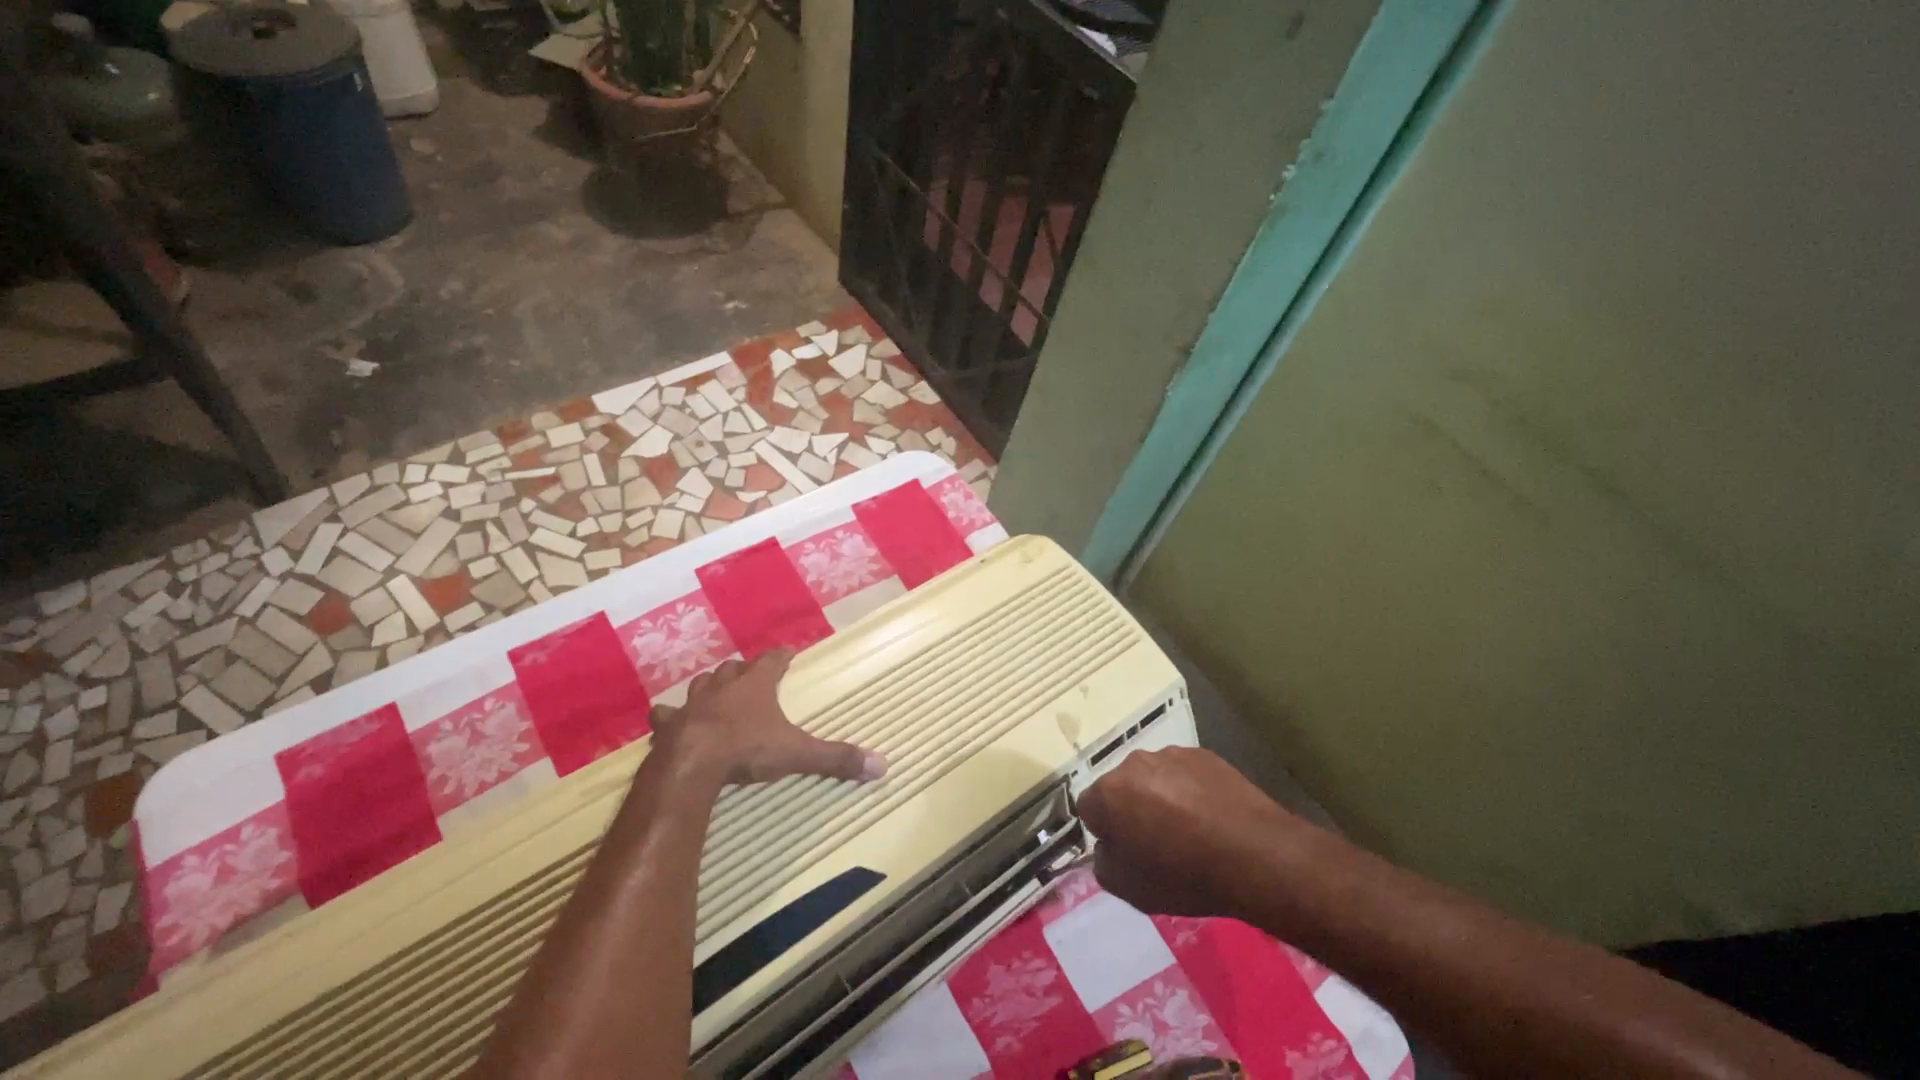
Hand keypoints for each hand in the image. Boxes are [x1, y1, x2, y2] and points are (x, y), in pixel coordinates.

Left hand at [650, 650, 886, 785]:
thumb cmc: (748, 749)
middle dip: (743, 670)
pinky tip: (668, 719)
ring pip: (701, 685)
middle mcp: (723, 687)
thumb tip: (882, 765)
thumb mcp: (798, 754)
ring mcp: (692, 704)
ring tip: (715, 692)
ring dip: (710, 687)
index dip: (781, 656)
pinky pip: (667, 715)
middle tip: (750, 674)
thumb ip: (837, 758)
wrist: (693, 763)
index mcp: (756, 686)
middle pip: (733, 669)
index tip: (787, 652)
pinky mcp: (668, 725)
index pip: (772, 661)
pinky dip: (670, 716)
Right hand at [1078, 746, 1304, 918]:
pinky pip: (1185, 773)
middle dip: (1131, 809)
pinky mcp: (1205, 754)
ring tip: (1190, 829)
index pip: (1088, 809)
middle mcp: (1133, 763)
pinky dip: (1190, 790)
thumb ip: (1103, 861)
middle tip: (1157, 841)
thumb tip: (1110, 845)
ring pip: (1153, 777)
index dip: (1105, 832)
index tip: (1127, 851)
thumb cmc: (1183, 876)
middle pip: (1121, 787)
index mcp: (1107, 793)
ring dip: (1160, 796)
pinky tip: (1211, 816)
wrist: (1254, 855)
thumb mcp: (1127, 888)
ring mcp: (1171, 754)